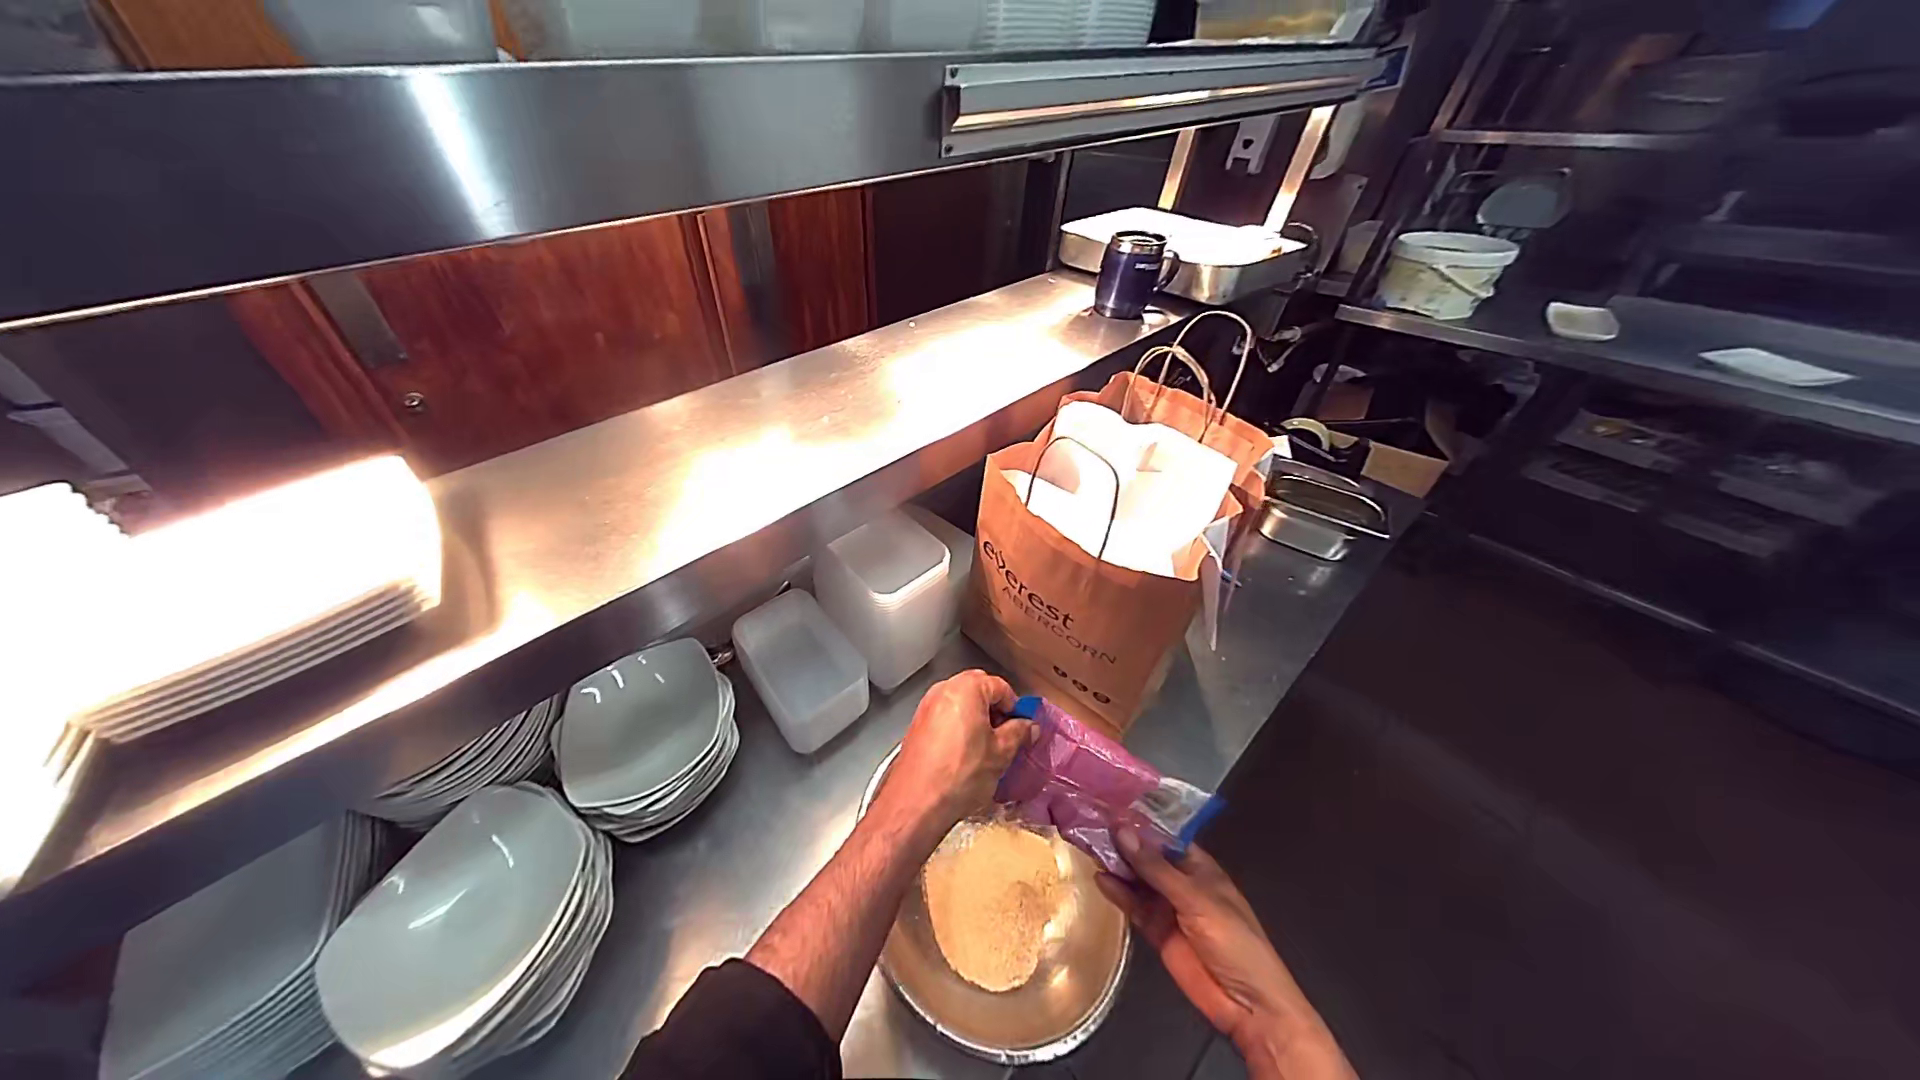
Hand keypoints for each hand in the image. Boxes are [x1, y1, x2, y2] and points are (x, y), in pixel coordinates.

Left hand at [873, 670, 1031, 837]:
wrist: (916, 802)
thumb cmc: (957, 775)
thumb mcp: (1001, 753)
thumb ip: (1019, 733)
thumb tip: (1027, 727)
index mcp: (966, 689)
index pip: (1000, 686)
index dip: (1015, 707)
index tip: (1022, 726)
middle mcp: (943, 690)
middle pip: (978, 689)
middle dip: (995, 709)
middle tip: (1007, 735)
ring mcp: (927, 706)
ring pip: (961, 703)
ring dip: (977, 718)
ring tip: (988, 747)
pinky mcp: (918, 724)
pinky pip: (946, 716)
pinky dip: (959, 727)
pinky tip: (966, 753)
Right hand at [1097, 829, 1355, 1079]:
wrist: (1249, 1008)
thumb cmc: (1236, 943)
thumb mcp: (1196, 899)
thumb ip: (1156, 868)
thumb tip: (1122, 832)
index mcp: (1199, 866)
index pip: (1164, 835)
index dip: (1140, 822)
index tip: (1110, 804)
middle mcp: (1180, 881)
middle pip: (1146, 856)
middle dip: (1122, 841)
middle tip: (1090, 821)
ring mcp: (1168, 906)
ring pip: (1136, 879)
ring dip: (1116, 864)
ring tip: (1087, 845)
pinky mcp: (1156, 930)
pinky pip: (1133, 906)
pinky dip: (1117, 893)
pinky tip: (1099, 879)